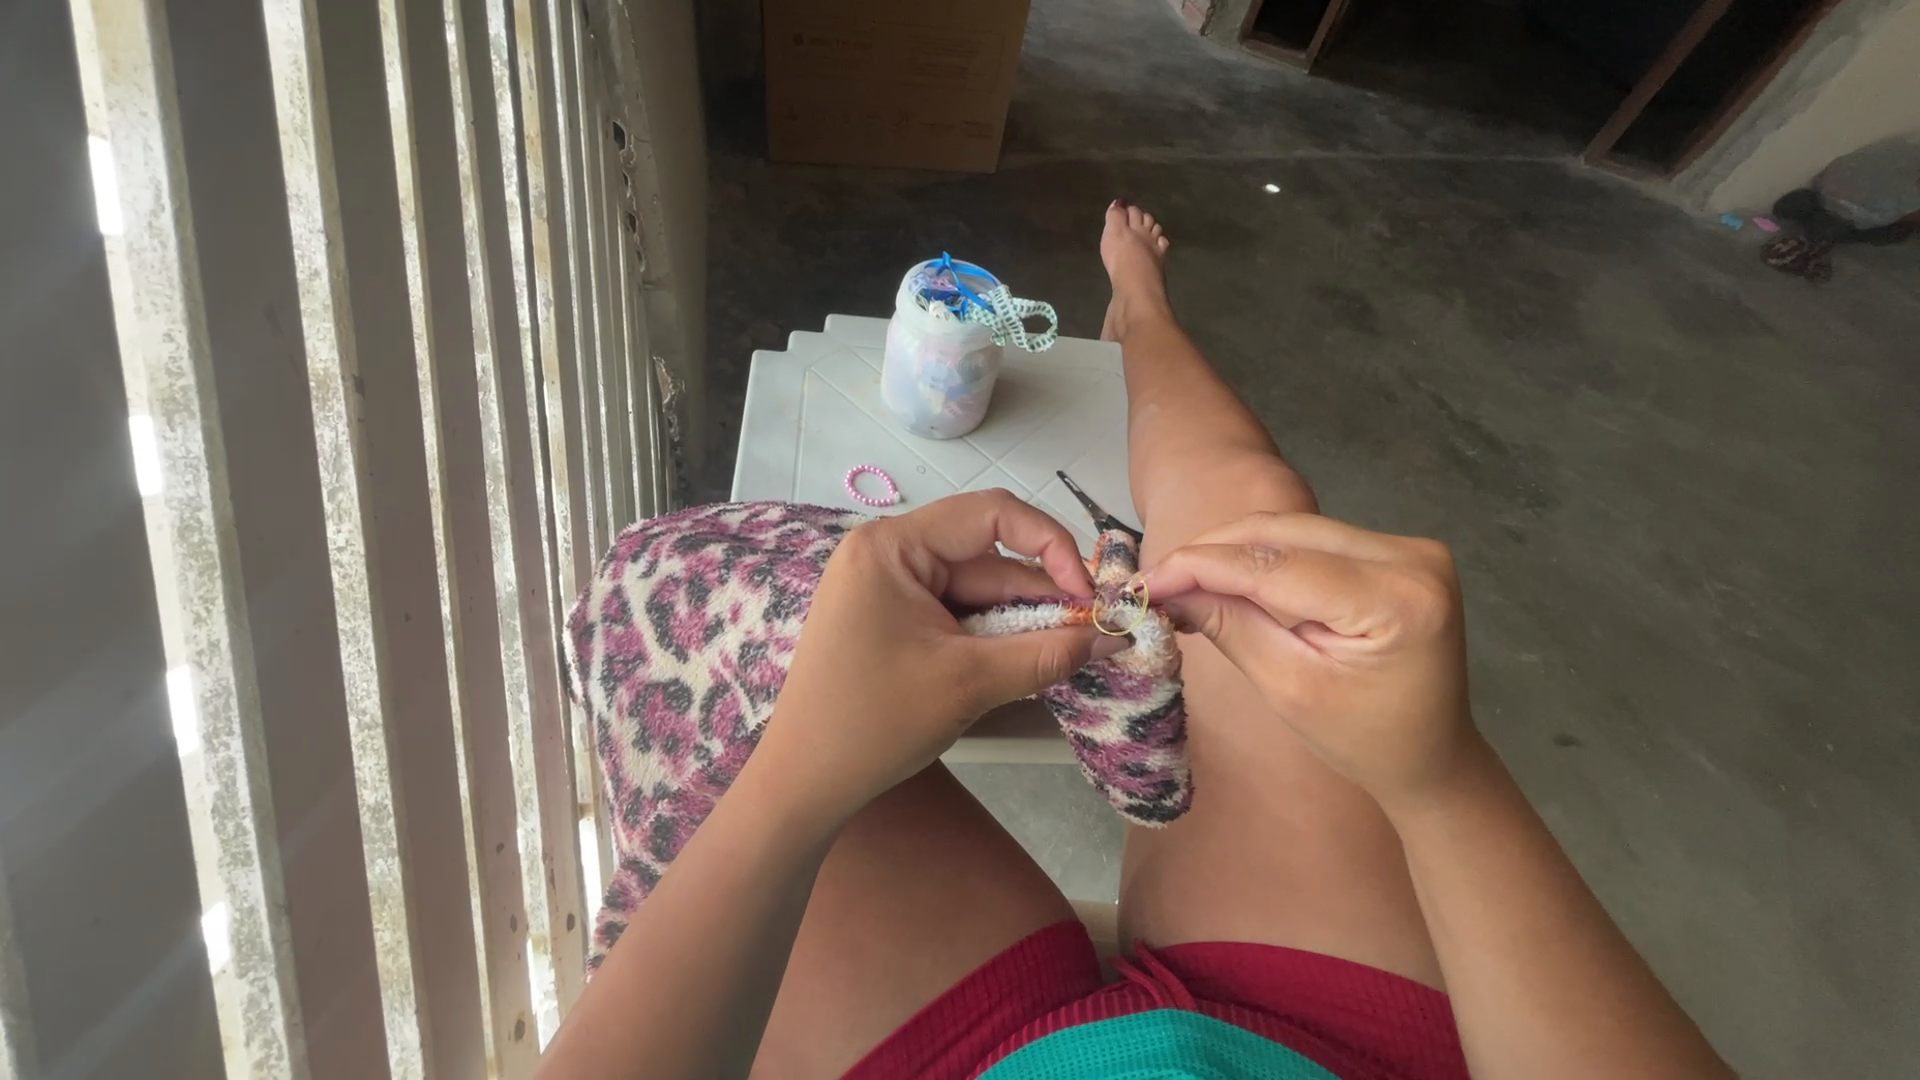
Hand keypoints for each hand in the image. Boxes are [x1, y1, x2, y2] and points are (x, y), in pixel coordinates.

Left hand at [755, 490, 1121, 817]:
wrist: (805, 783)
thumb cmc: (876, 723)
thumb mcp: (970, 683)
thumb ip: (1048, 654)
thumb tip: (1115, 636)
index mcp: (892, 546)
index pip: (990, 514)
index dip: (1050, 544)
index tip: (1086, 594)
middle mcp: (887, 552)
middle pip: (984, 556)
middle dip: (1039, 593)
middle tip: (1090, 631)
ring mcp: (886, 585)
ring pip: (973, 588)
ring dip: (1018, 617)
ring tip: (1062, 649)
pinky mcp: (890, 616)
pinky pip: (954, 610)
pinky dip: (990, 632)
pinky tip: (1020, 657)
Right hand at [1140, 512, 1478, 805]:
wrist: (1430, 754)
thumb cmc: (1361, 738)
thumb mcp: (1287, 687)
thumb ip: (1230, 625)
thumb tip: (1167, 588)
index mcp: (1394, 600)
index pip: (1273, 564)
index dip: (1199, 566)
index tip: (1144, 580)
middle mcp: (1409, 556)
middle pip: (1281, 532)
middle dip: (1209, 553)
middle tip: (1156, 581)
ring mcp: (1406, 546)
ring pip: (1289, 528)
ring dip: (1228, 550)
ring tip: (1182, 580)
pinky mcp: (1393, 549)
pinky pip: (1307, 538)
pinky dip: (1258, 554)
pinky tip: (1224, 576)